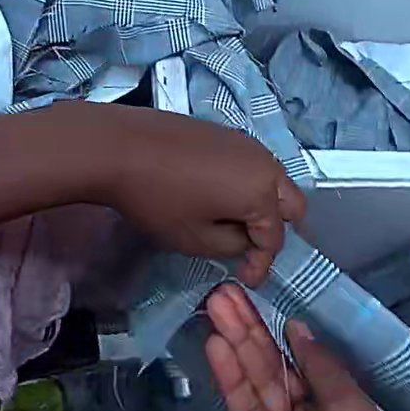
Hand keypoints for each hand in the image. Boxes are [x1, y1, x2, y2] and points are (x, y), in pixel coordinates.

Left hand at [68, 104, 303, 285]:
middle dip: (274, 229)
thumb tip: (244, 238)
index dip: (261, 264)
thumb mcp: (196, 238)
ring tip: (230, 222)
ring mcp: (242, 141)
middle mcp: (263, 161)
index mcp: (262, 191)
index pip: (274, 238)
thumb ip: (232, 245)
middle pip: (289, 202)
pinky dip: (243, 182)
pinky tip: (215, 193)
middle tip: (248, 247)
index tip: (247, 279)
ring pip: (271, 179)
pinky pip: (247, 162)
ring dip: (260, 204)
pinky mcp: (221, 131)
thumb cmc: (158, 198)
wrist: (119, 146)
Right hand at [204, 285, 409, 410]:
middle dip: (250, 330)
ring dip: (234, 345)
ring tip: (214, 305)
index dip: (282, 331)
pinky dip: (228, 379)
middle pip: (276, 370)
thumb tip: (299, 329)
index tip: (259, 297)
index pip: (307, 364)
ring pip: (255, 386)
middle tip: (224, 292)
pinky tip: (215, 346)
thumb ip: (322, 370)